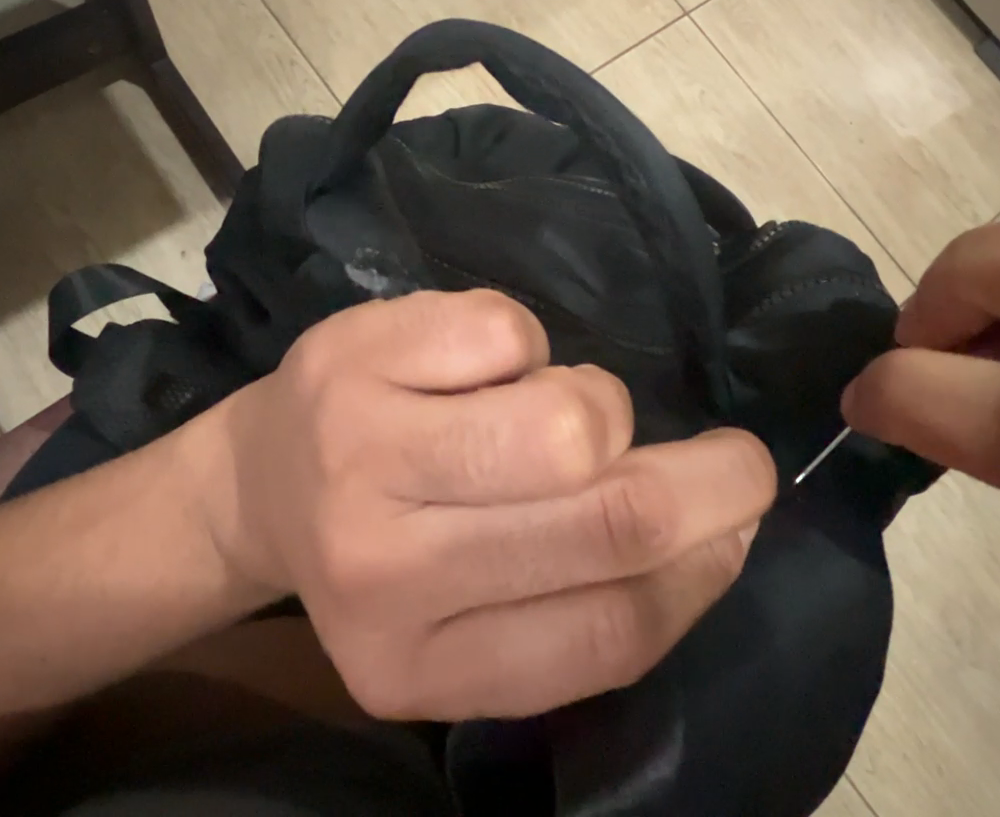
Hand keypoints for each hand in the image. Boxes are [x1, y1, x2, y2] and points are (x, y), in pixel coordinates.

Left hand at [189, 290, 775, 720]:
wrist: (261, 484)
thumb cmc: (387, 552)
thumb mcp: (472, 626)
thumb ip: (589, 599)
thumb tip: (725, 527)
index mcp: (422, 668)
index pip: (613, 633)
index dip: (706, 569)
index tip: (737, 523)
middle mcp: (384, 573)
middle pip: (610, 519)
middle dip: (711, 478)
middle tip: (732, 457)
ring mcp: (359, 454)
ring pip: (569, 418)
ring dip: (601, 407)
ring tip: (567, 414)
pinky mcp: (351, 357)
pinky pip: (507, 330)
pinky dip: (527, 345)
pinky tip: (489, 368)